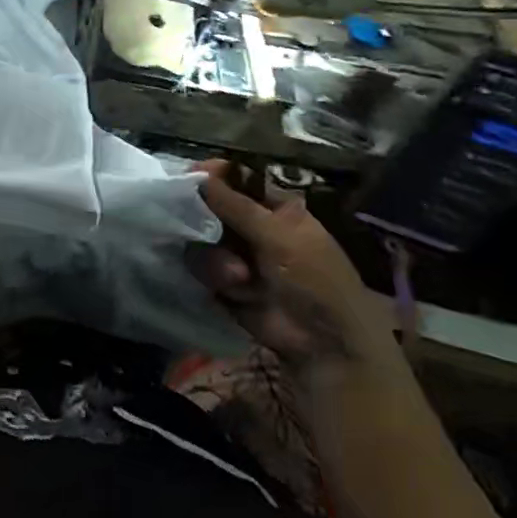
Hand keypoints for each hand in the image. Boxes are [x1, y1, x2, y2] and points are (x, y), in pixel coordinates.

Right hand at [189, 160, 403, 374]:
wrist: (322, 343)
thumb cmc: (314, 278)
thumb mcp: (279, 235)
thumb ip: (236, 205)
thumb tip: (200, 174)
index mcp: (275, 206)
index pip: (238, 179)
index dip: (215, 175)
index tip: (193, 176)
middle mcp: (253, 226)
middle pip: (212, 207)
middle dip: (208, 220)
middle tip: (199, 223)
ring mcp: (237, 254)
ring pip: (203, 239)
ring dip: (218, 259)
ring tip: (240, 278)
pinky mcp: (224, 283)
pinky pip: (202, 268)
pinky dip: (215, 278)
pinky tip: (235, 291)